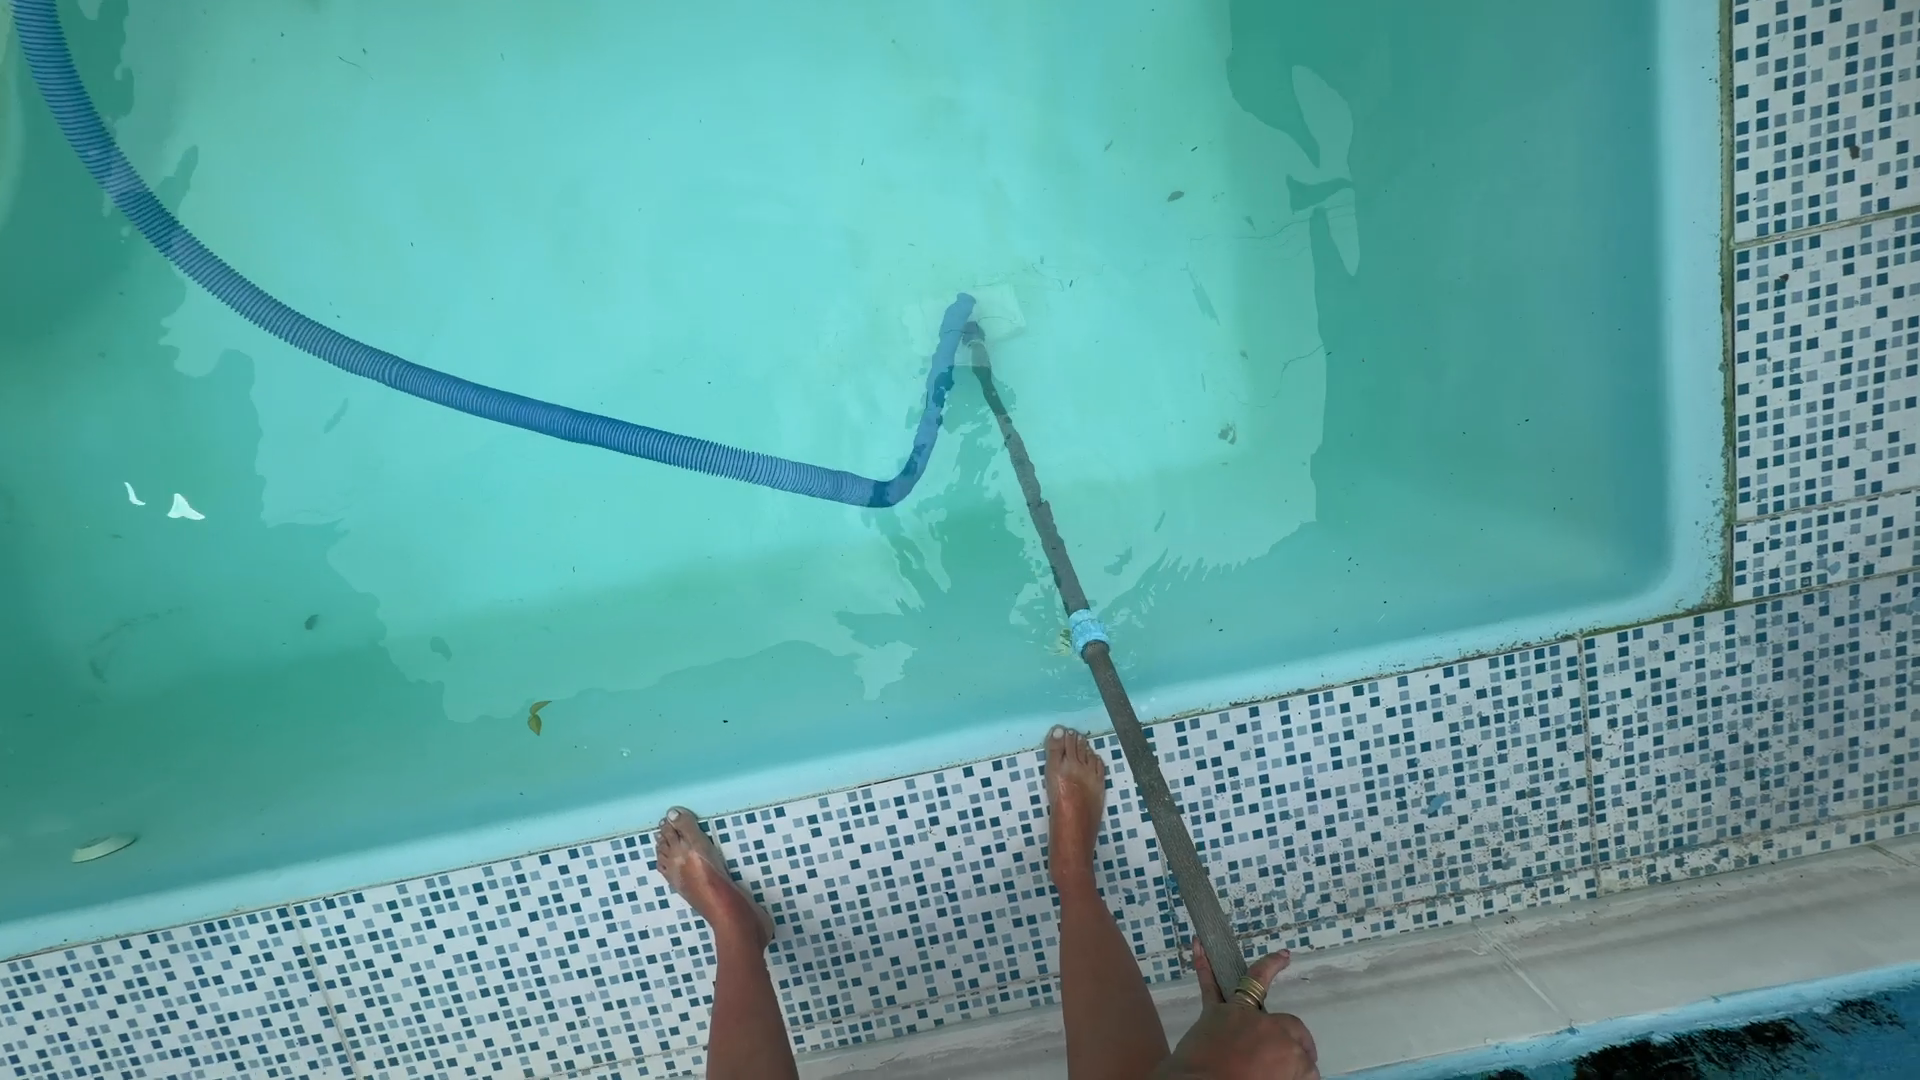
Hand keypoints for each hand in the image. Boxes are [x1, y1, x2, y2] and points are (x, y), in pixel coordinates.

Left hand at [1152, 942, 1319, 1079]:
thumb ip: (1287, 1073)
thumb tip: (1288, 1069)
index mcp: (1288, 1052)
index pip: (1308, 1062)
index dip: (1307, 1074)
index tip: (1303, 1079)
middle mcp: (1267, 1025)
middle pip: (1292, 1027)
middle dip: (1299, 1043)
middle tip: (1300, 1058)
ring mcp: (1238, 1013)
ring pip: (1255, 984)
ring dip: (1269, 967)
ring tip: (1282, 957)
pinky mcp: (1212, 1012)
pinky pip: (1208, 984)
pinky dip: (1202, 963)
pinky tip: (1199, 942)